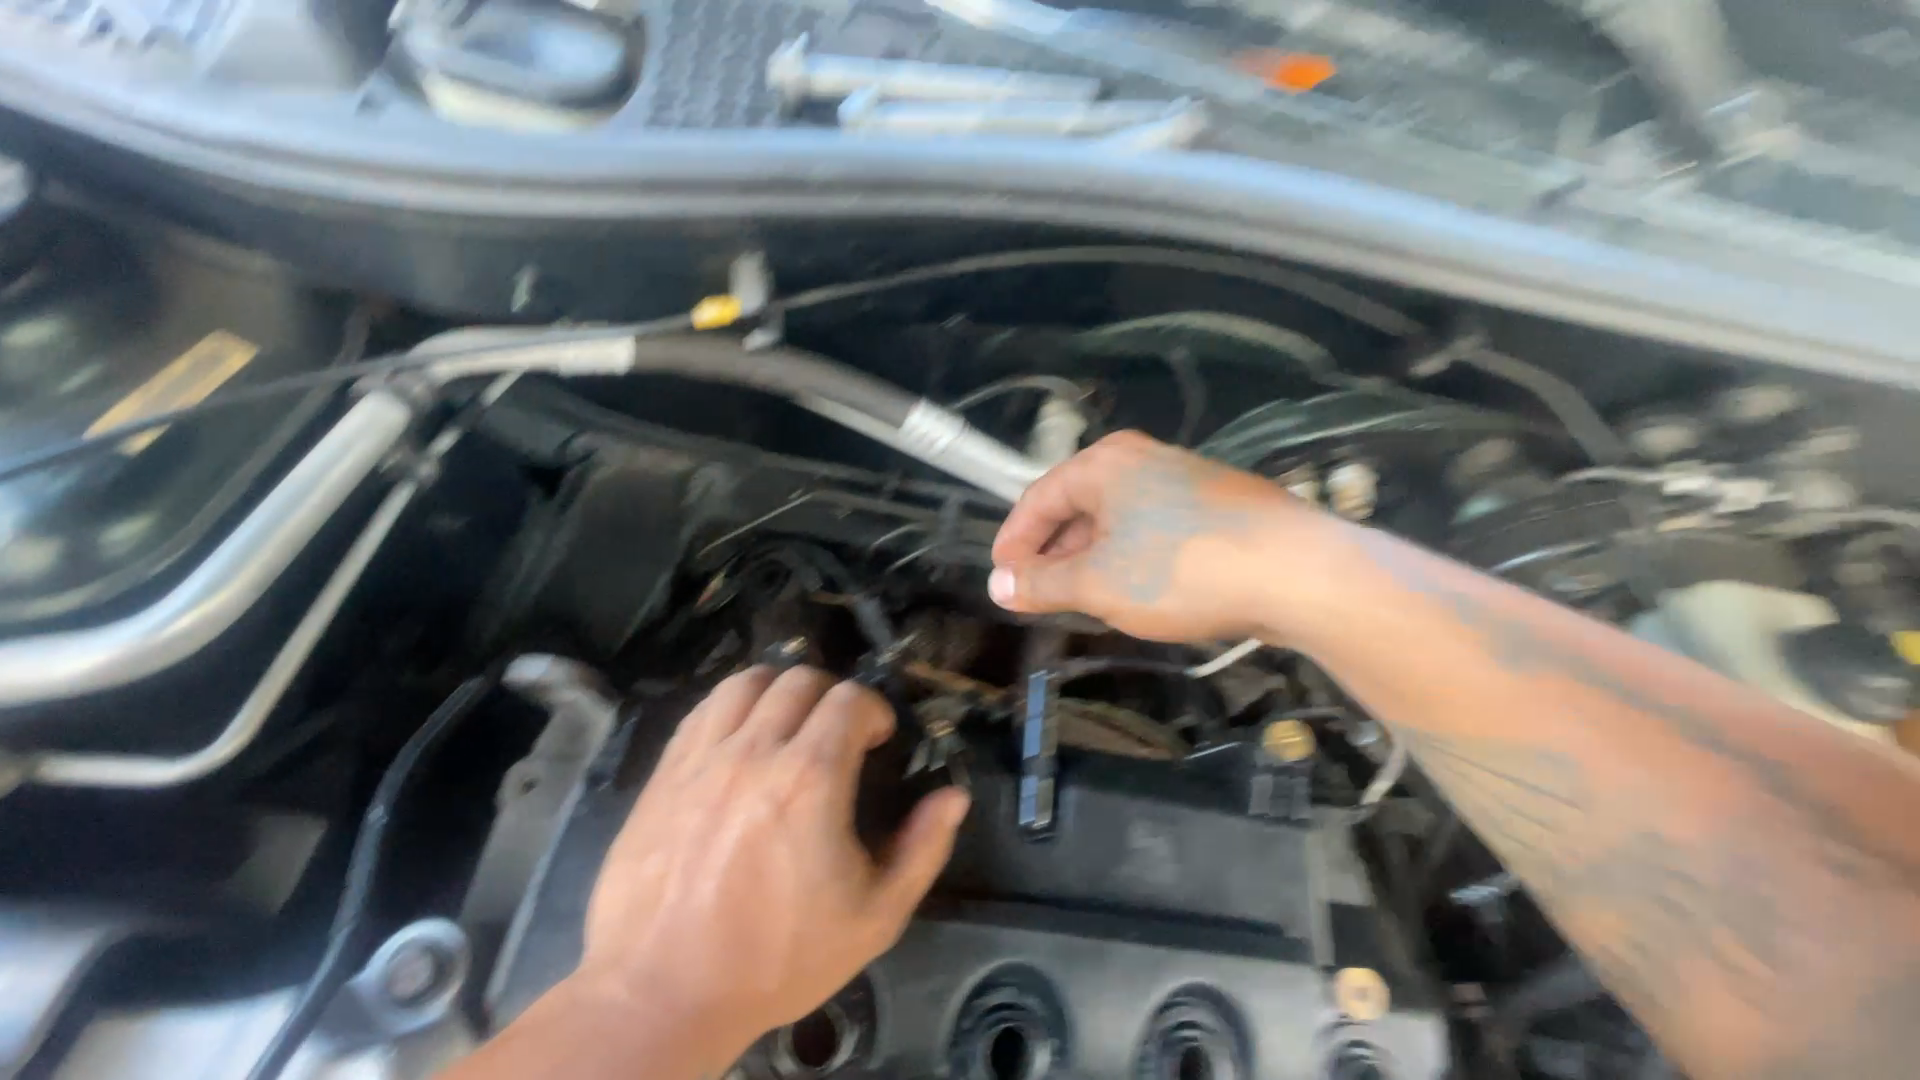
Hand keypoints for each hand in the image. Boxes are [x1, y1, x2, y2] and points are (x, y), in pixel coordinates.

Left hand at [571, 666, 969, 1046]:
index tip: (878, 740)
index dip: (874, 710)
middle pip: (799, 680)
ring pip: (745, 682)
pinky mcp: (664, 773)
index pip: (849, 698)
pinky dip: (731, 707)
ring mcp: (702, 758)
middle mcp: (755, 751)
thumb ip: (921, 849)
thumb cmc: (778, 958)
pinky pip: (702, 710)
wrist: (664, 993)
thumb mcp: (874, 917)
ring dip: (779, 690)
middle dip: (832, 695)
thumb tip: (953, 796)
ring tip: (789, 724)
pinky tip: (740, 738)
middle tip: (839, 733)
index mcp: (811, 777)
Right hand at [989, 431, 1321, 642]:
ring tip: (1082, 598)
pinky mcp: (1218, 506)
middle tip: (1038, 594)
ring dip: (1092, 558)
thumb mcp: (1097, 584)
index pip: (1039, 498)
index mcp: (1106, 463)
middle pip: (1078, 505)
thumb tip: (998, 584)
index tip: (1001, 579)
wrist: (1298, 573)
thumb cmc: (1181, 570)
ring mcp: (1186, 479)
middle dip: (1054, 551)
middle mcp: (1143, 459)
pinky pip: (1154, 529)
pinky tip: (1138, 590)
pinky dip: (1132, 557)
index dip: (1013, 541)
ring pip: (1118, 519)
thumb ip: (1042, 584)